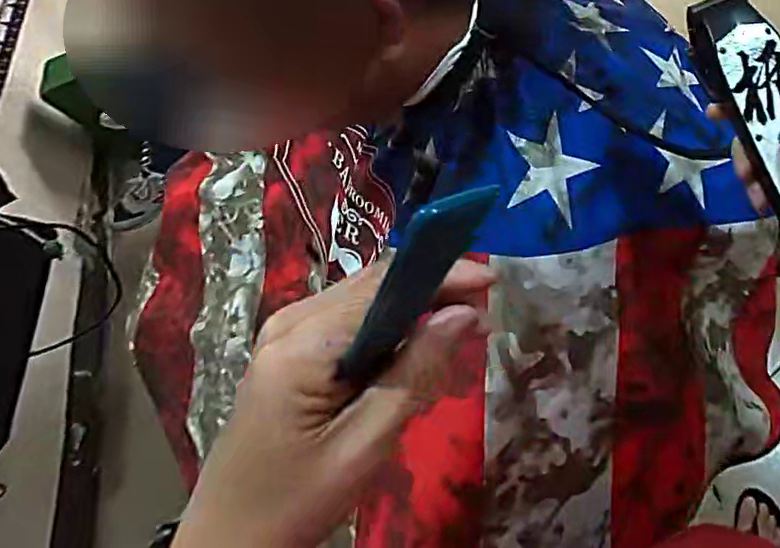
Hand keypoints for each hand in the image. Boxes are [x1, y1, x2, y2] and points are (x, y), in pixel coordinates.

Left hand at [173, 257, 493, 547]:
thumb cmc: (292, 504)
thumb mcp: (363, 445)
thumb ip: (417, 371)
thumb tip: (467, 312)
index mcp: (303, 342)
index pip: (387, 284)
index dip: (443, 276)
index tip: (491, 286)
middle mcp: (293, 320)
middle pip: (380, 282)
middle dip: (437, 290)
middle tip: (483, 317)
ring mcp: (289, 331)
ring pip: (372, 295)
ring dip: (419, 308)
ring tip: (461, 335)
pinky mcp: (293, 346)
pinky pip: (357, 315)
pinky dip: (395, 325)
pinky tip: (417, 351)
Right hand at [711, 61, 779, 278]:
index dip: (771, 61)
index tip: (735, 59)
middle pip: (772, 113)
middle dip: (744, 116)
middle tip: (716, 117)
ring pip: (767, 149)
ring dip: (750, 162)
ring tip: (750, 186)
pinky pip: (772, 179)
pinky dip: (760, 188)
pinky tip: (761, 203)